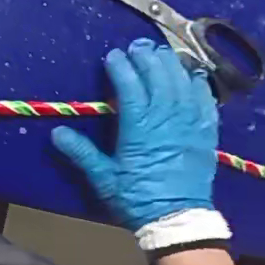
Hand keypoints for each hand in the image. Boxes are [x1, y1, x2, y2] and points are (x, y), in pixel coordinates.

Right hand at [52, 38, 218, 230]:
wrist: (175, 218)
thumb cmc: (136, 198)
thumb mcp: (103, 178)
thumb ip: (82, 152)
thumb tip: (58, 133)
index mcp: (139, 128)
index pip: (130, 87)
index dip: (121, 68)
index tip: (113, 56)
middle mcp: (166, 119)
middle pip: (158, 77)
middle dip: (147, 58)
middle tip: (137, 47)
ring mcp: (190, 123)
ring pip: (182, 81)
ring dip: (171, 63)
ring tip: (160, 52)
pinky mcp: (206, 131)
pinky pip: (205, 98)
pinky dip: (197, 82)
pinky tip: (191, 73)